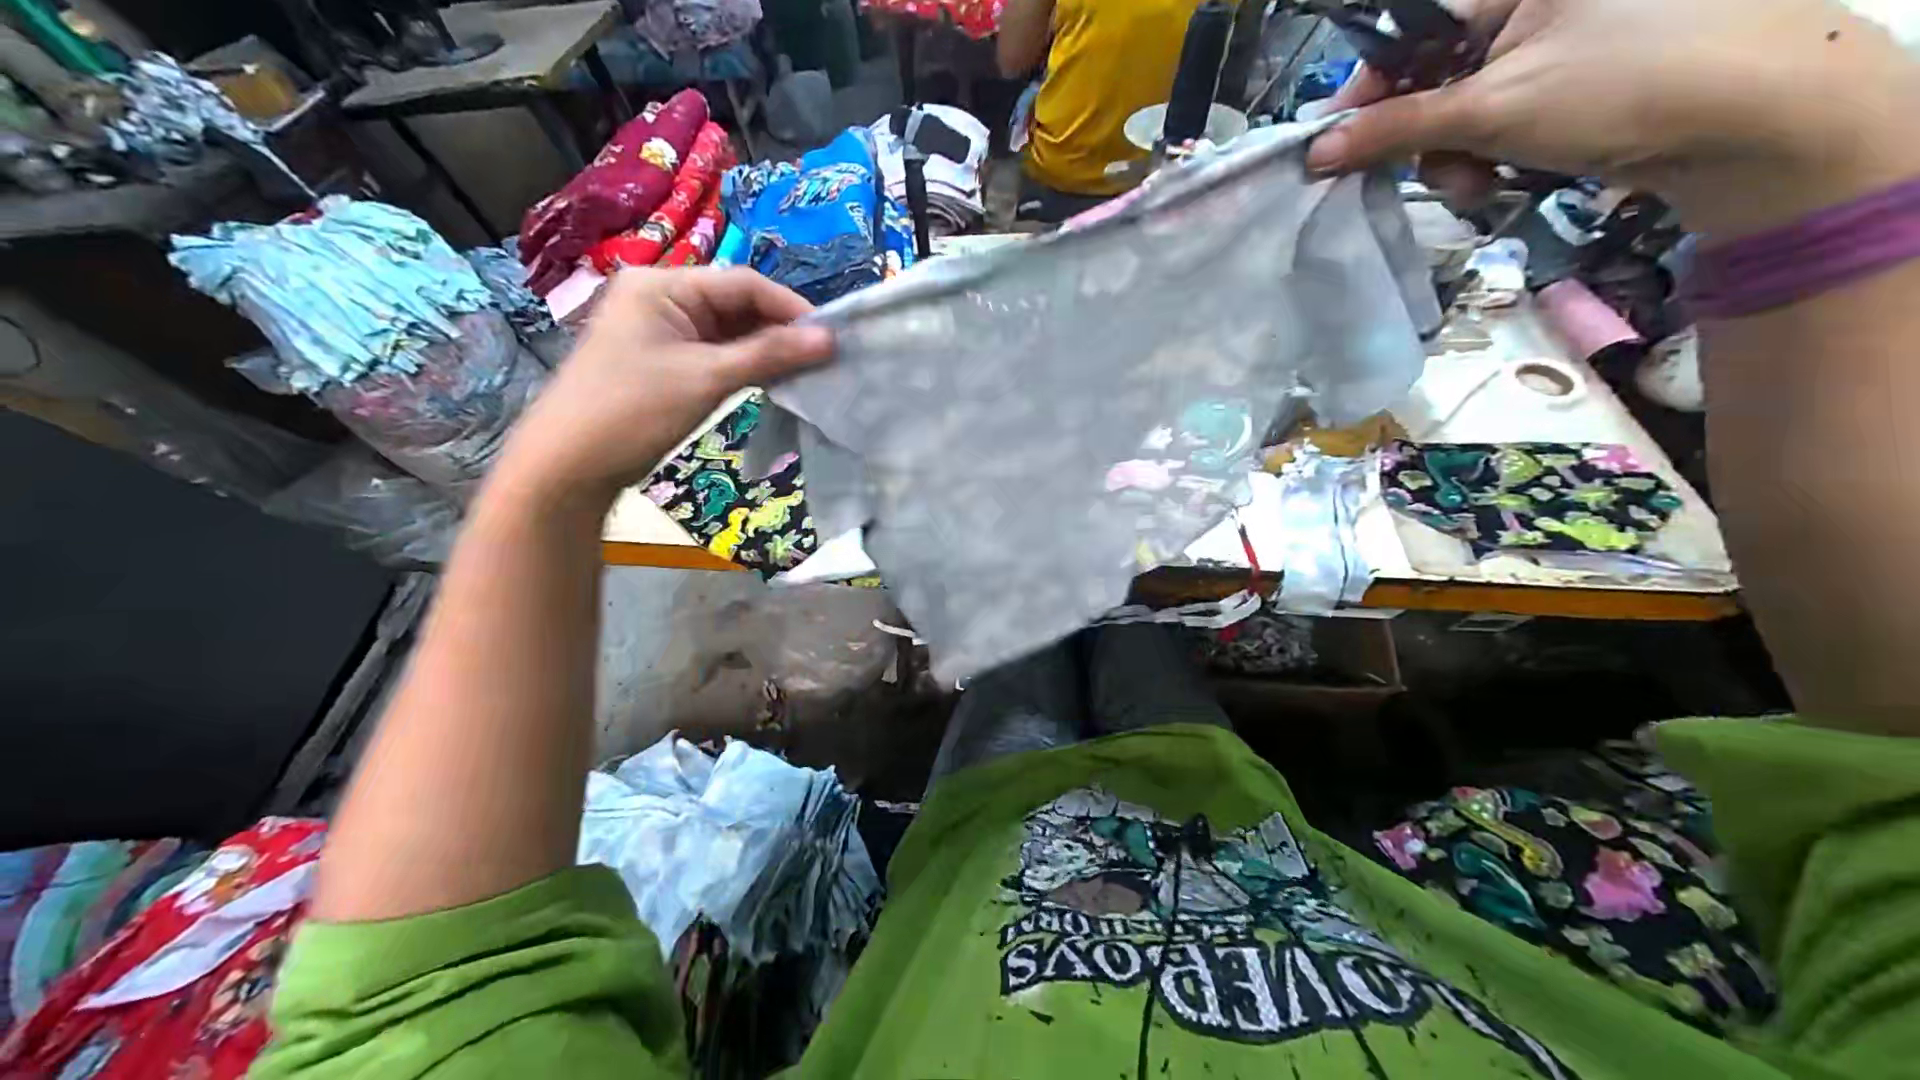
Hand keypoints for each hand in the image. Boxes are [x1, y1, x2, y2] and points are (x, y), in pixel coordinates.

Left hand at [491, 267, 832, 507]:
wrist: (570, 465)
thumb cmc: (633, 411)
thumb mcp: (707, 378)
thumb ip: (769, 355)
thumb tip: (829, 340)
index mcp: (663, 284)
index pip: (744, 284)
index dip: (791, 308)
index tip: (833, 337)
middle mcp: (662, 297)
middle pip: (738, 305)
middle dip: (781, 330)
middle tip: (825, 358)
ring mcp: (662, 330)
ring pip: (730, 331)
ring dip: (767, 351)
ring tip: (808, 371)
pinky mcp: (665, 361)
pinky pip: (717, 353)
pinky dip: (747, 366)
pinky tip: (776, 381)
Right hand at [1305, 0, 1919, 235]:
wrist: (1750, 119)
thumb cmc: (1616, 86)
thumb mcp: (1491, 108)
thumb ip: (1396, 128)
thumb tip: (1318, 149)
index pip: (1412, 37)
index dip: (1367, 94)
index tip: (1333, 145)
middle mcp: (1533, 8)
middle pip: (1434, 82)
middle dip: (1422, 139)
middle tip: (1430, 172)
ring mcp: (1554, 48)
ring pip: (1462, 113)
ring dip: (1454, 160)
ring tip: (1479, 183)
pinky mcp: (1568, 88)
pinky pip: (1497, 126)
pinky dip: (1488, 159)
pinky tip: (1503, 178)